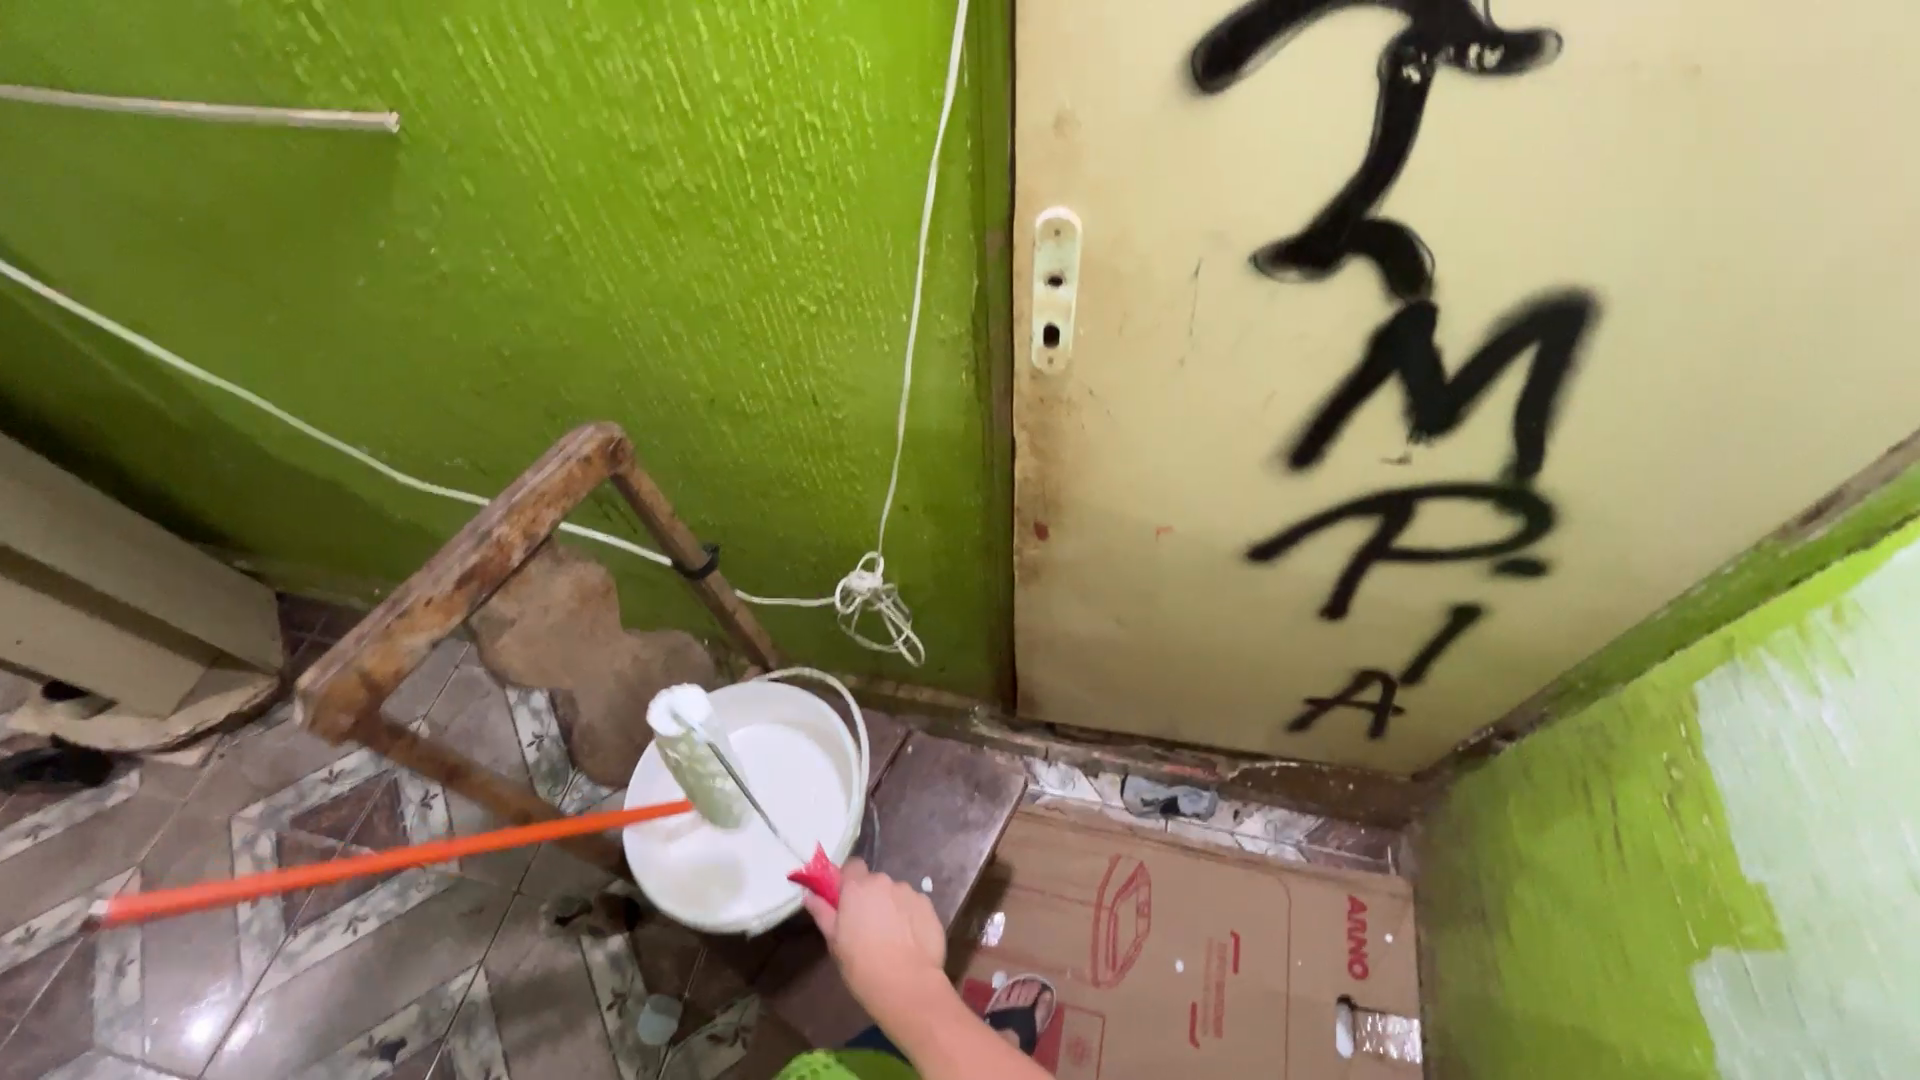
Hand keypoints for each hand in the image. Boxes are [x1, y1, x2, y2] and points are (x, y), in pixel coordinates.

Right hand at [803, 858, 946, 1006]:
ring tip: (891, 936)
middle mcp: (884, 882)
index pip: (852, 866)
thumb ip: (822, 913)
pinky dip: (909, 916)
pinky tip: (909, 939)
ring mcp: (909, 892)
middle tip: (867, 925)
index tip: (846, 900)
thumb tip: (810, 895)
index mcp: (857, 887)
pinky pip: (913, 904)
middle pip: (874, 881)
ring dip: (891, 906)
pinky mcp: (928, 905)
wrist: (906, 984)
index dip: (849, 880)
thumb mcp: (834, 942)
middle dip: (870, 897)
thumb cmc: (862, 965)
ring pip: (895, 893)